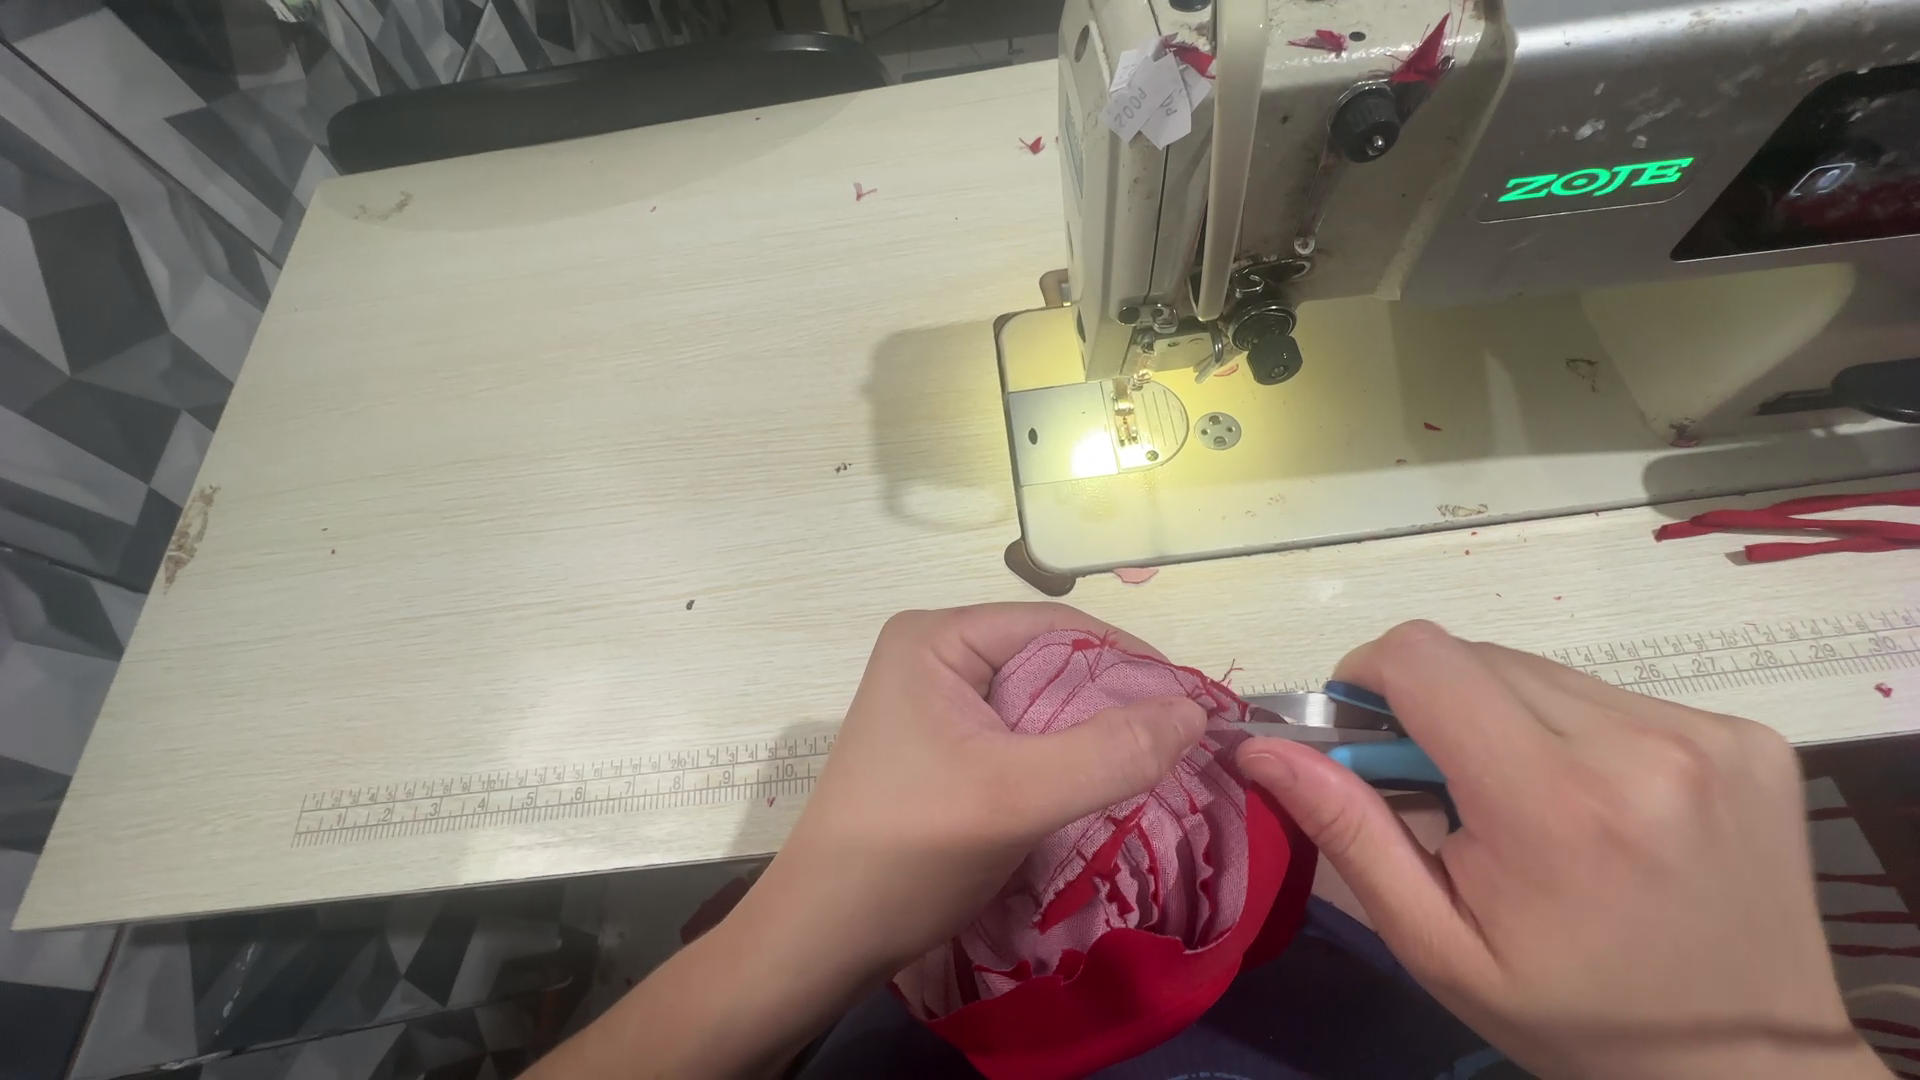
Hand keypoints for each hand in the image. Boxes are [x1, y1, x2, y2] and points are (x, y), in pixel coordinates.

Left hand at [530, 604, 1203, 1079]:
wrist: (824, 934)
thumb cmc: (908, 851)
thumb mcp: (1014, 797)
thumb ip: (1108, 752)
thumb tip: (1194, 711)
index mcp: (938, 636)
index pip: (1055, 625)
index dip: (1129, 659)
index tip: (1192, 705)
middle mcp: (936, 653)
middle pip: (1050, 660)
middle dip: (1114, 700)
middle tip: (1181, 742)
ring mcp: (938, 698)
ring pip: (1041, 700)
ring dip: (1093, 732)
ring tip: (1153, 764)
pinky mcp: (945, 741)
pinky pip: (1022, 732)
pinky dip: (1064, 755)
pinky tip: (1101, 783)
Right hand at [1236, 621, 1884, 1079]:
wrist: (1752, 1068)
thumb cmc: (1566, 1011)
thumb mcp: (1431, 940)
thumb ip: (1345, 829)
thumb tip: (1261, 747)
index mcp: (1552, 803)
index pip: (1423, 658)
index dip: (1369, 672)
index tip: (1364, 725)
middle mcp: (1637, 745)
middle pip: (1470, 655)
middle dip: (1427, 700)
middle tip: (1436, 778)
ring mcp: (1702, 733)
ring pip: (1530, 667)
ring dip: (1493, 710)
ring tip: (1513, 790)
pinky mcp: (1741, 734)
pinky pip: (1596, 689)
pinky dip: (1559, 723)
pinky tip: (1582, 791)